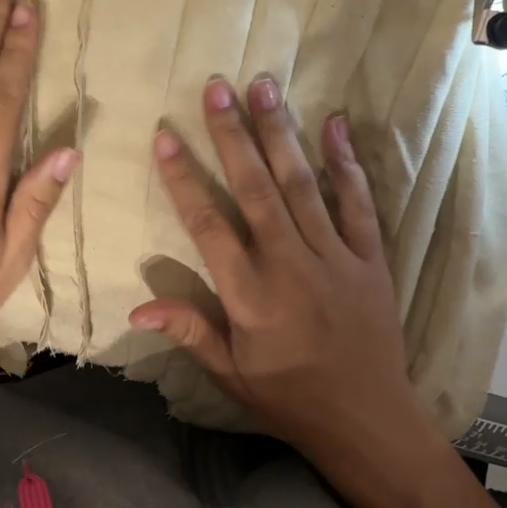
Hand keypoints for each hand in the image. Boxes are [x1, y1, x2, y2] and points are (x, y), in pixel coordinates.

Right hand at [133, 76, 506, 507]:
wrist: (368, 420)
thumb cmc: (288, 397)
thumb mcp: (230, 374)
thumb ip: (190, 331)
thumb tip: (137, 309)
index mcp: (250, 294)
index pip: (208, 226)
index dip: (184, 180)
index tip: (165, 138)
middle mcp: (290, 265)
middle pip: (256, 189)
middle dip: (233, 136)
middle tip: (216, 87)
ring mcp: (334, 257)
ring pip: (302, 185)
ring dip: (281, 134)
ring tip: (263, 89)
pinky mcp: (369, 258)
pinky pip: (357, 203)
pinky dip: (346, 163)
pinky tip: (334, 124)